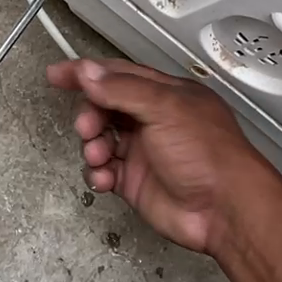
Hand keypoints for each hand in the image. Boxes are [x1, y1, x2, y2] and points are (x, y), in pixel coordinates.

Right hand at [46, 59, 281, 254]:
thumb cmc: (211, 155)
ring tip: (99, 154)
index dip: (86, 73)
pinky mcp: (136, 182)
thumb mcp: (165, 109)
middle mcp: (154, 120)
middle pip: (105, 107)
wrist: (224, 209)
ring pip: (101, 140)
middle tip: (88, 126)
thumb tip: (88, 73)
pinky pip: (104, 171)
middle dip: (90, 115)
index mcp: (166, 94)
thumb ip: (122, 89)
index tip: (57, 74)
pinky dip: (97, 173)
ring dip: (92, 145)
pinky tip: (105, 177)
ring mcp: (144, 152)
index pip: (118, 75)